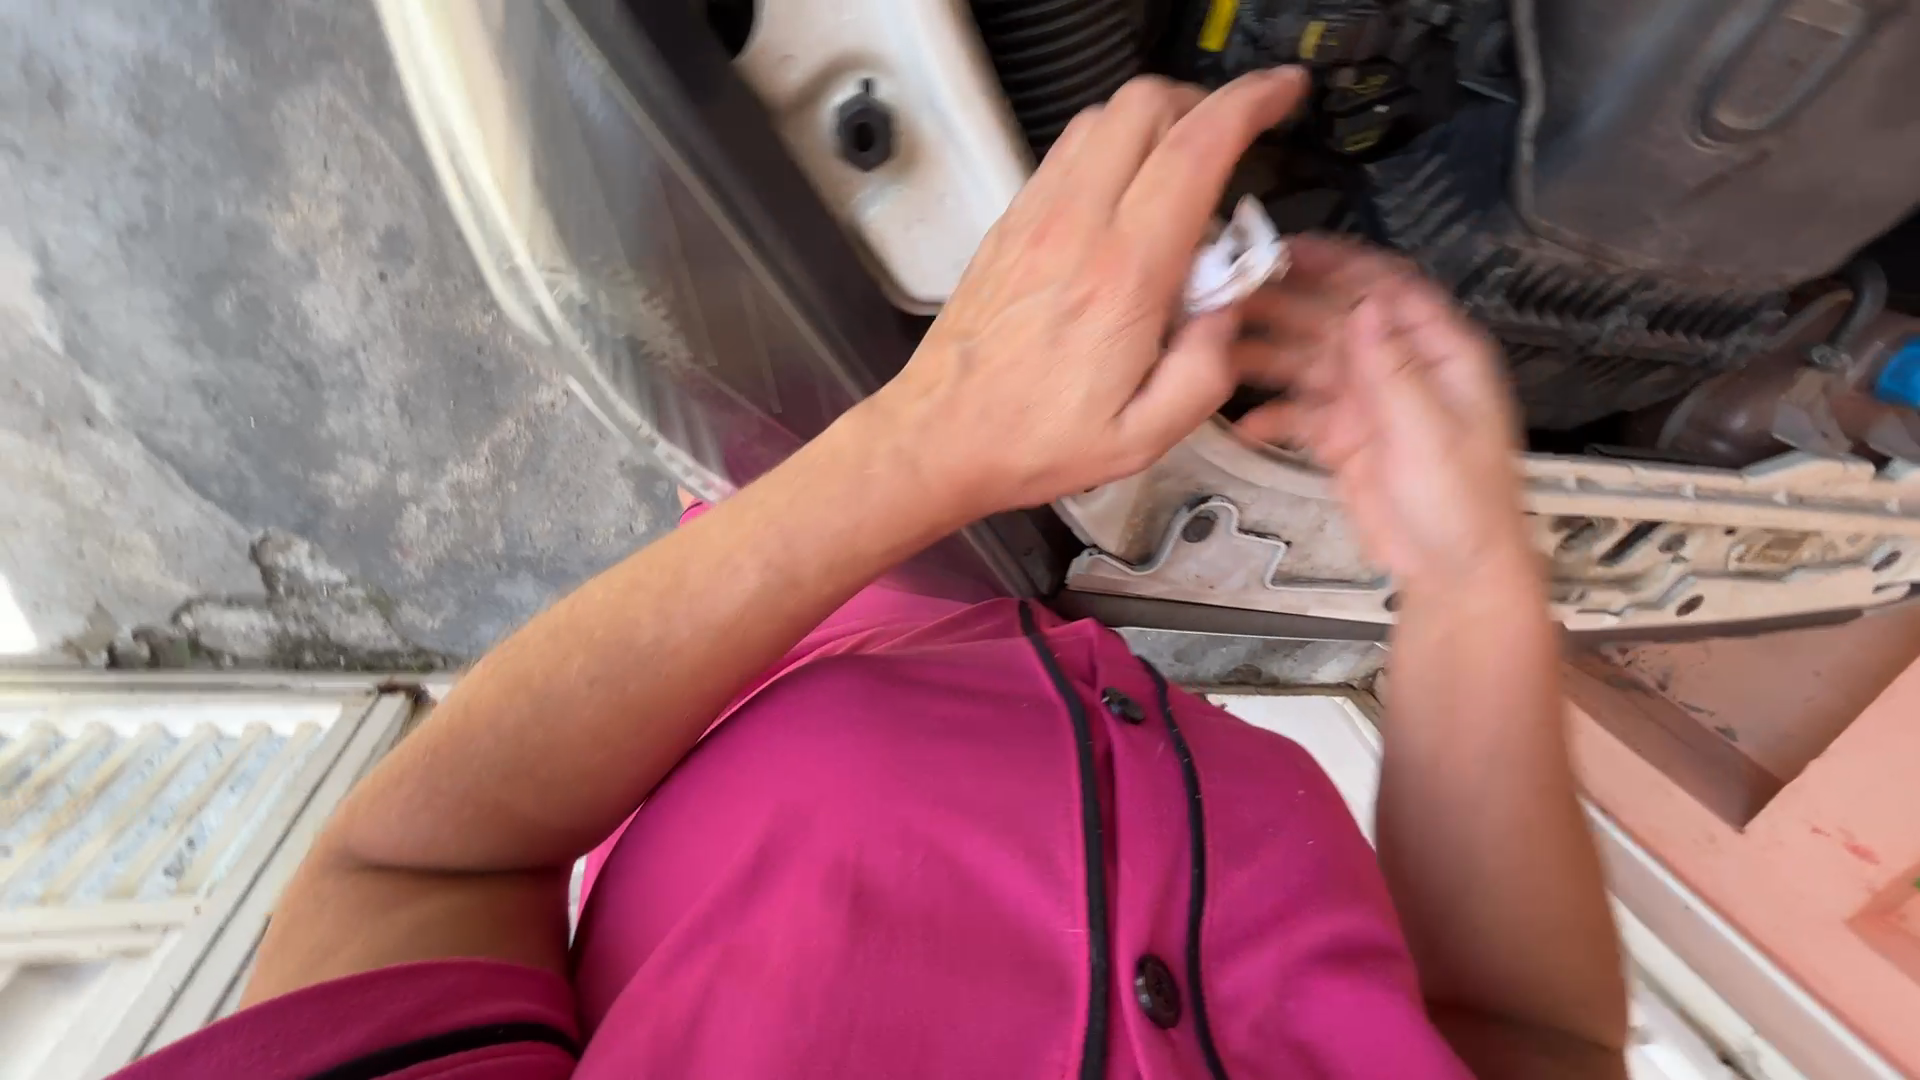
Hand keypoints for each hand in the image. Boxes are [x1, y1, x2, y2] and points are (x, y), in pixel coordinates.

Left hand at [858, 69, 1310, 521]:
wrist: (940, 439)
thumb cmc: (1032, 443)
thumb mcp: (1142, 438)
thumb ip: (1206, 371)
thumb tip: (1225, 312)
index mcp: (1121, 277)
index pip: (1195, 148)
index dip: (1251, 104)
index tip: (1279, 96)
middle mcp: (1073, 229)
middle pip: (1143, 106)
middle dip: (1200, 105)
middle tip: (1226, 146)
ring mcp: (1031, 222)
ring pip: (1098, 120)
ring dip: (1149, 125)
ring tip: (1173, 174)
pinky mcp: (1005, 231)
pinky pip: (1061, 158)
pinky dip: (1103, 153)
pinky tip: (1116, 202)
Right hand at [1233, 236, 1538, 597]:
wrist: (1448, 566)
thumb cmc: (1461, 499)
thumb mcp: (1430, 430)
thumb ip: (1393, 368)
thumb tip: (1362, 306)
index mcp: (1435, 354)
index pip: (1385, 289)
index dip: (1338, 264)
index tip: (1286, 250)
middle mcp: (1395, 369)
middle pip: (1332, 321)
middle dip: (1283, 307)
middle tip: (1229, 297)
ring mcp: (1363, 403)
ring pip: (1305, 365)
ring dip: (1264, 357)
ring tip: (1218, 353)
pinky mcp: (1338, 438)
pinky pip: (1295, 415)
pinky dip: (1269, 418)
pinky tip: (1243, 424)